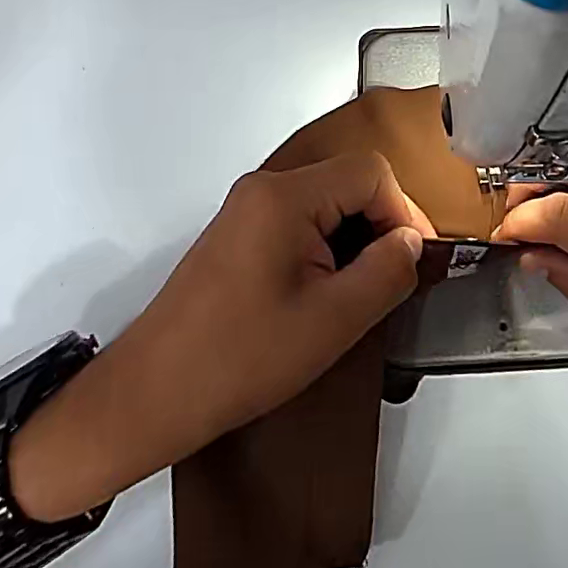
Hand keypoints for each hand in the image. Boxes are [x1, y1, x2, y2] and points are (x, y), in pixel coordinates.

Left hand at [11, 152, 432, 519]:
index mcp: (284, 197)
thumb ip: (387, 272)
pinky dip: (329, 243)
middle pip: (348, 180)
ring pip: (327, 200)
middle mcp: (264, 188)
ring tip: (366, 287)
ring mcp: (248, 208)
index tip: (414, 259)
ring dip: (356, 235)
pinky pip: (302, 218)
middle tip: (395, 276)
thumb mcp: (333, 320)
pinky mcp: (241, 232)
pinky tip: (331, 286)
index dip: (403, 211)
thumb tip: (412, 243)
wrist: (152, 395)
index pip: (369, 173)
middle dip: (382, 223)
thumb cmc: (240, 359)